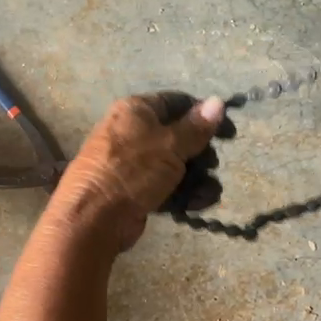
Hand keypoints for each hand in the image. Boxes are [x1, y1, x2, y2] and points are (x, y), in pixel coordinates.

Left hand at [51, 92, 224, 250]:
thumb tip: (218, 102)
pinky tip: (197, 205)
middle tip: (213, 167)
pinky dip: (183, 194)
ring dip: (197, 179)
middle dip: (201, 154)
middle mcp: (133, 132)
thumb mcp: (170, 145)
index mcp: (136, 110)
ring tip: (209, 194)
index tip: (228, 134)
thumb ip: (196, 127)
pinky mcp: (134, 190)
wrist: (92, 218)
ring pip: (175, 165)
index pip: (177, 103)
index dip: (204, 116)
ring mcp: (132, 163)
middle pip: (178, 137)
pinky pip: (165, 186)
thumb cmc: (132, 170)